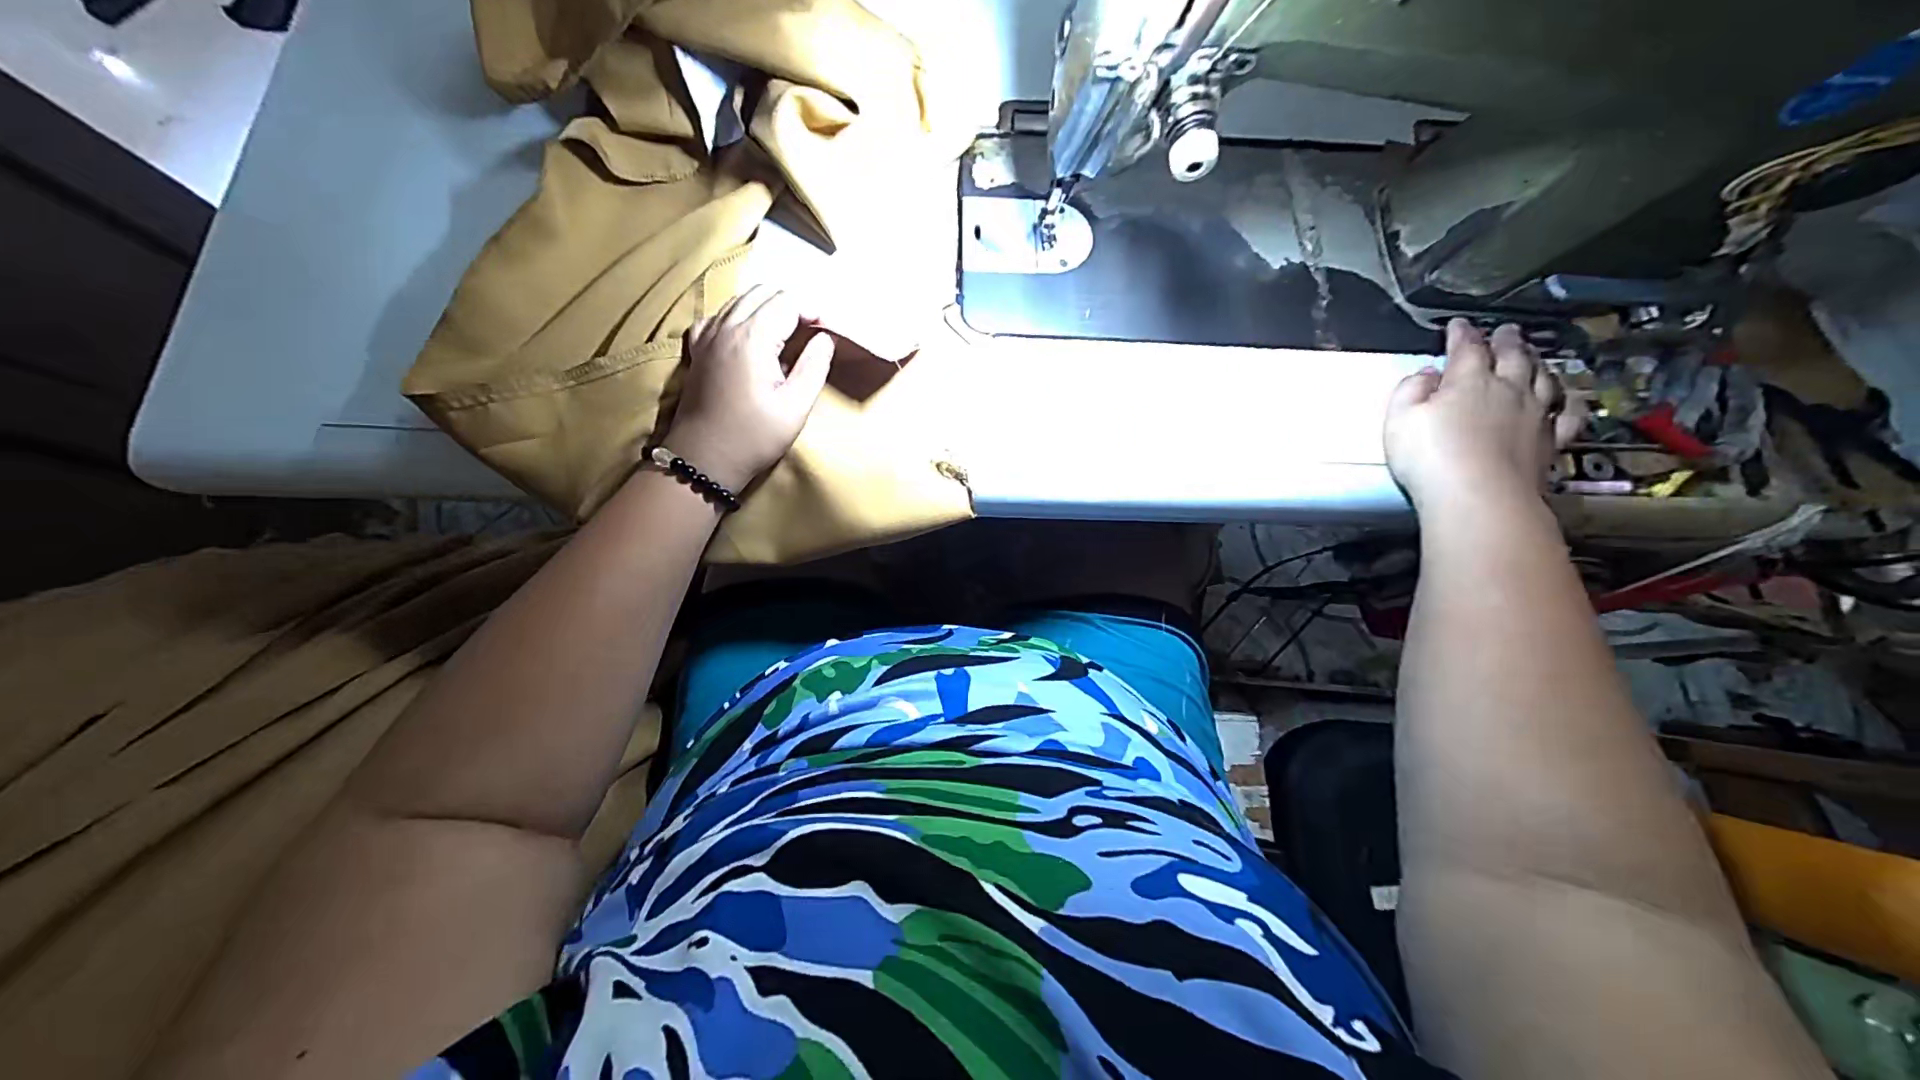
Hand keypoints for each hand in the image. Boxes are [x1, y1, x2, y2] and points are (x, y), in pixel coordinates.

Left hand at [665, 286, 835, 492]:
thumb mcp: (795, 408)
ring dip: (767, 308)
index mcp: (752, 337)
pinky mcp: (697, 349)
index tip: (827, 331)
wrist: (702, 459)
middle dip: (791, 305)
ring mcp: (707, 336)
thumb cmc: (753, 438)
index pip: (787, 301)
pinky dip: (740, 316)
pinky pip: (719, 315)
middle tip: (811, 332)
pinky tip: (750, 337)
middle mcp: (726, 327)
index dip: (812, 311)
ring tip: (787, 335)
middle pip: (763, 292)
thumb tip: (824, 339)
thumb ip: (814, 367)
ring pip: (740, 300)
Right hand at [1384, 319, 1586, 516]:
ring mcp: (1534, 416)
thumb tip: (1425, 376)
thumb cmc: (1431, 459)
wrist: (1479, 498)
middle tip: (1506, 331)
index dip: (1462, 333)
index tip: (1458, 325)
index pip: (1467, 347)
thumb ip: (1410, 391)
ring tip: (1533, 357)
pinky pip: (1566, 416)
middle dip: (1507, 341)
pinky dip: (1568, 404)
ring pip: (1544, 379)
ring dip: (1538, 364)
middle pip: (1513, 356)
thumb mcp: (1399, 420)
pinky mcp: (1548, 443)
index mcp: (1469, 380)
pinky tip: (1567, 402)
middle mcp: (1508, 390)